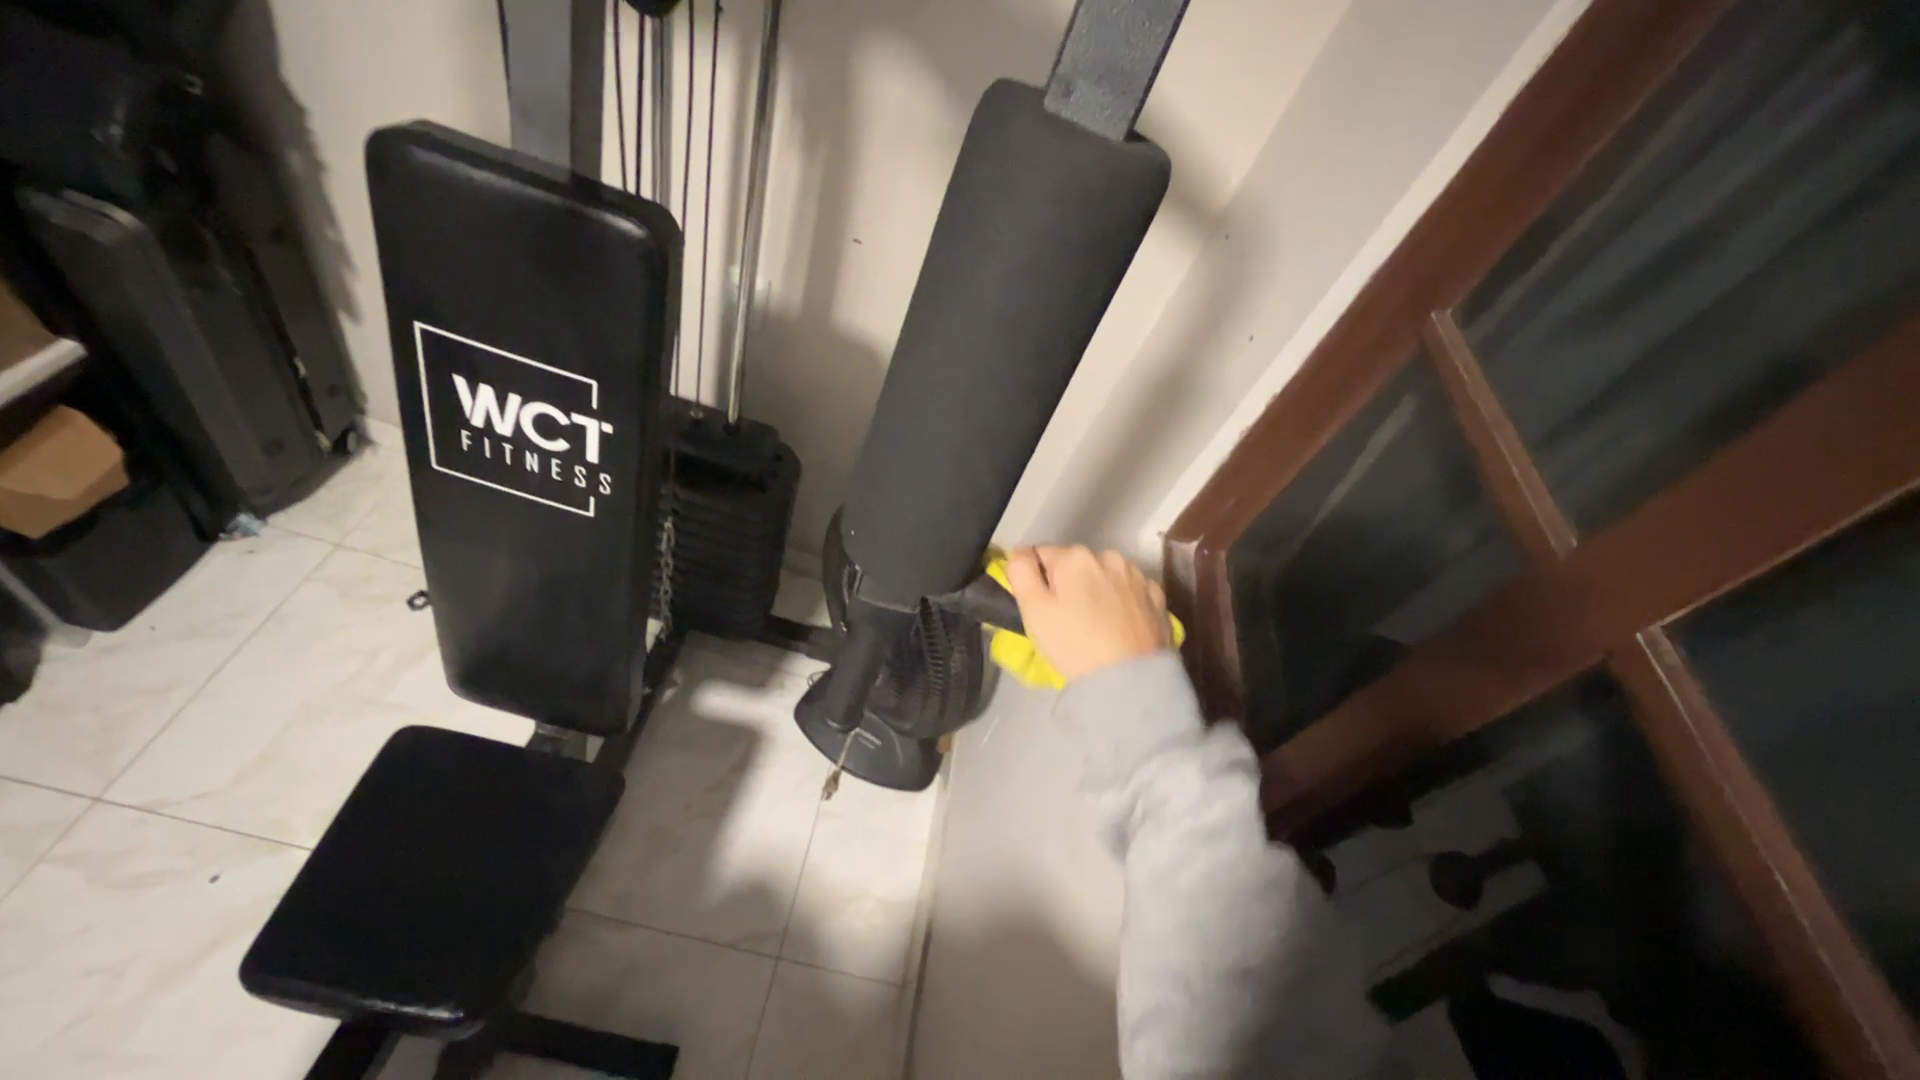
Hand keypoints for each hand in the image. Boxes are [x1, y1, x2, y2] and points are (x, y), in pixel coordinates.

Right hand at [1004, 545, 1169, 681]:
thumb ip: (1021, 572)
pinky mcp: (1157, 597)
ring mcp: (1137, 575)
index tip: (1041, 606)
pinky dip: (1123, 602)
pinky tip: (1120, 626)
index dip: (1036, 580)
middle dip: (1068, 583)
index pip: (1041, 555)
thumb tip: (1021, 552)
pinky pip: (1130, 591)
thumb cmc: (1074, 644)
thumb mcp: (1033, 610)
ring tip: (1096, 624)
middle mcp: (1108, 556)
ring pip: (1105, 575)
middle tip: (1066, 619)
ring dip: (1097, 590)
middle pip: (1075, 564)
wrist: (1129, 679)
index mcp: (1074, 556)